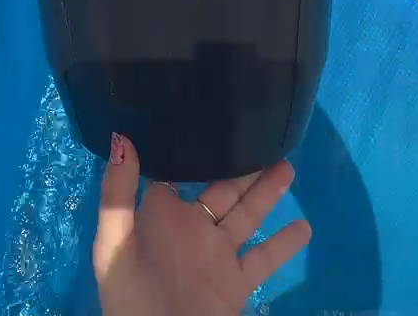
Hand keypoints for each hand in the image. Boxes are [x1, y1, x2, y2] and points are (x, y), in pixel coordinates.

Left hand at [94, 133, 310, 315]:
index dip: (192, 151)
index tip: (206, 120)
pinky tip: (305, 226)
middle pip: (221, 188)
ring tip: (287, 164)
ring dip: (267, 191)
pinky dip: (285, 244)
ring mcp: (217, 256)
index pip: (178, 174)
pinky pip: (264, 259)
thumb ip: (117, 194)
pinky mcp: (236, 284)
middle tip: (262, 135)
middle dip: (240, 165)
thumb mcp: (112, 244)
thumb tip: (121, 138)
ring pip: (247, 214)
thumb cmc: (130, 298)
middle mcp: (192, 230)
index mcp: (161, 217)